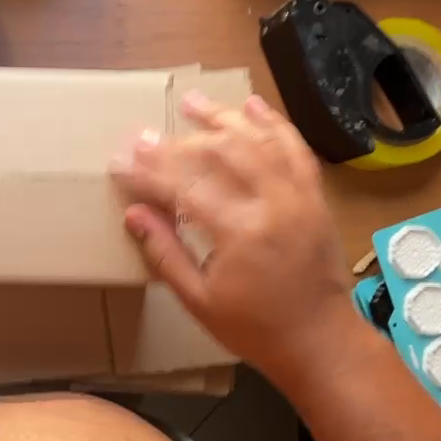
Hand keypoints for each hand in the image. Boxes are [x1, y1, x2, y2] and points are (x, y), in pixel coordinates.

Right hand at [110, 92, 360, 384]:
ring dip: (223, 117)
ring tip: (192, 100)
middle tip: (145, 134)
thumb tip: (135, 215)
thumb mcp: (199, 299)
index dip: (149, 171)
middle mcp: (273, 204)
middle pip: (222, 152)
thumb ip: (166, 253)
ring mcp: (299, 196)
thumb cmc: (254, 328)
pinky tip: (253, 105)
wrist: (319, 340)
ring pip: (260, 140)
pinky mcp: (314, 197)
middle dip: (179, 140)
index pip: (185, 187)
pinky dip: (273, 124)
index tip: (121, 160)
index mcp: (240, 232)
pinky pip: (295, 149)